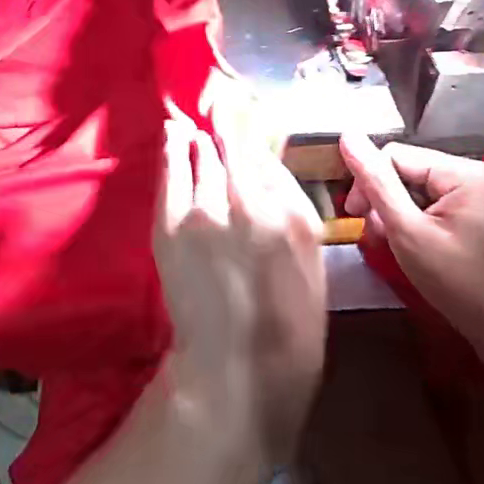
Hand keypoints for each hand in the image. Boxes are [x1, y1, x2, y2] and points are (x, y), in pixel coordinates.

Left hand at [154, 112, 325, 473]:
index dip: (251, 134)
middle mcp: (253, 204)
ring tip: (194, 126)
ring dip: (200, 140)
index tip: (242, 118)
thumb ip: (293, 206)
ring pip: (203, 155)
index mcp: (296, 216)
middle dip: (225, 130)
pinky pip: (172, 171)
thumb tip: (268, 158)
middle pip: (234, 148)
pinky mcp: (171, 225)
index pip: (268, 156)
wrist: (235, 372)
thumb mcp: (311, 263)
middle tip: (218, 111)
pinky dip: (173, 148)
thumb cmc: (287, 326)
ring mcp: (207, 212)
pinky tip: (175, 133)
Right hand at [339, 133, 483, 349]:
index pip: (396, 155)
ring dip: (397, 213)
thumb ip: (376, 183)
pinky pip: (437, 204)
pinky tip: (410, 244)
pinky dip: (417, 221)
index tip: (355, 216)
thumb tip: (348, 135)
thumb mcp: (408, 231)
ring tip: (388, 242)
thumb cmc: (459, 283)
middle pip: (409, 171)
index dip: (368, 181)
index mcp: (466, 172)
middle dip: (383, 200)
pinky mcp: (482, 214)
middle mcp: (479, 174)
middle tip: (371, 234)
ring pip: (419, 189)